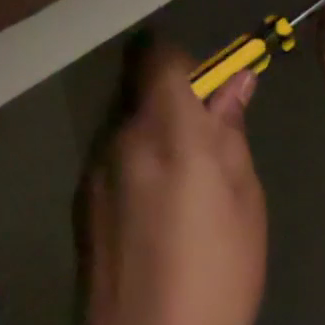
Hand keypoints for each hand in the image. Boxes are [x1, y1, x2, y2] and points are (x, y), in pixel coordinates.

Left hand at [80, 39, 265, 324]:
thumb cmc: (219, 269)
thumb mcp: (244, 194)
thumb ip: (231, 129)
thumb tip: (235, 81)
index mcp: (166, 129)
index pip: (158, 55)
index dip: (182, 57)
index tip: (206, 79)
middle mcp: (120, 140)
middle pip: (138, 89)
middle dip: (170, 98)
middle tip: (204, 134)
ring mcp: (93, 175)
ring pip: (123, 127)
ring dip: (151, 133)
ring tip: (182, 183)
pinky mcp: (80, 210)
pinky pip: (110, 163)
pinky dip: (133, 166)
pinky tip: (155, 213)